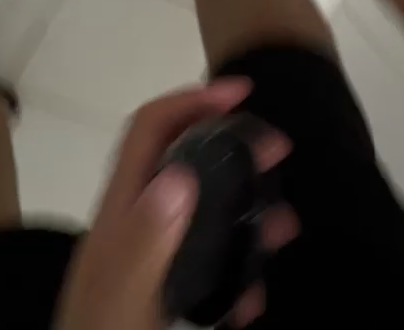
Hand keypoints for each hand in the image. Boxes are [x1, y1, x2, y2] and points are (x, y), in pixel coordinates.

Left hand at [55, 80, 296, 329]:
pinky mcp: (161, 307)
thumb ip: (144, 245)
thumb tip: (179, 176)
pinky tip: (255, 298)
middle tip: (278, 149)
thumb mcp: (122, 306)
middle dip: (230, 147)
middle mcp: (133, 232)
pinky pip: (204, 275)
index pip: (149, 133)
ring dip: (244, 212)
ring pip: (200, 219)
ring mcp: (148, 269)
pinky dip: (235, 275)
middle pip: (181, 164)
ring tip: (284, 225)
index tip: (239, 95)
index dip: (190, 101)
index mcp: (118, 217)